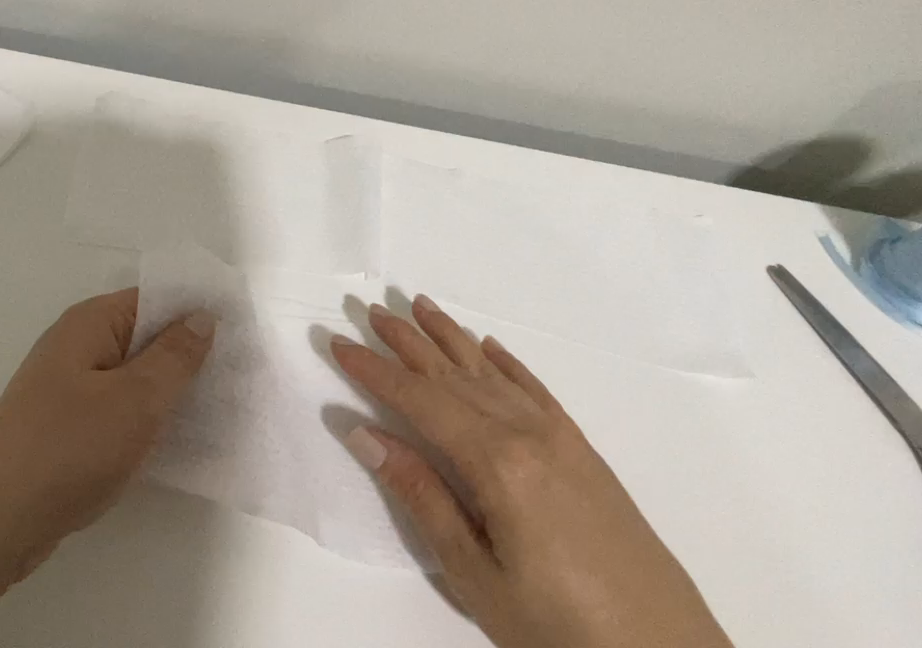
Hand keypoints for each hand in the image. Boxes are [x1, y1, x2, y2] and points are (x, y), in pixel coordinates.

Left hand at [0, 285, 217, 579]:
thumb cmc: (68, 447)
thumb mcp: (135, 399)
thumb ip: (175, 356)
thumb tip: (202, 316)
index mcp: (91, 323)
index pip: (155, 298)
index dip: (199, 312)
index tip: (246, 334)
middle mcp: (77, 346)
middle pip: (145, 337)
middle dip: (191, 355)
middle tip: (244, 377)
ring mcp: (69, 389)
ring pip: (134, 378)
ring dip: (171, 392)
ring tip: (224, 410)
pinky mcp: (67, 429)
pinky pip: (119, 412)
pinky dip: (148, 422)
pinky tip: (180, 443)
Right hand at [331, 295, 731, 647]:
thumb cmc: (558, 627)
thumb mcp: (475, 574)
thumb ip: (422, 497)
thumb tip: (366, 434)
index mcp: (495, 462)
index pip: (419, 401)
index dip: (375, 372)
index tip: (339, 342)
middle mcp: (526, 433)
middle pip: (452, 375)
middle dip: (407, 342)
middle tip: (372, 310)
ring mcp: (560, 438)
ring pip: (491, 372)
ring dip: (451, 338)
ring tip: (420, 306)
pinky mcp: (583, 451)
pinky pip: (535, 390)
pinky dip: (507, 362)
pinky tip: (489, 347)